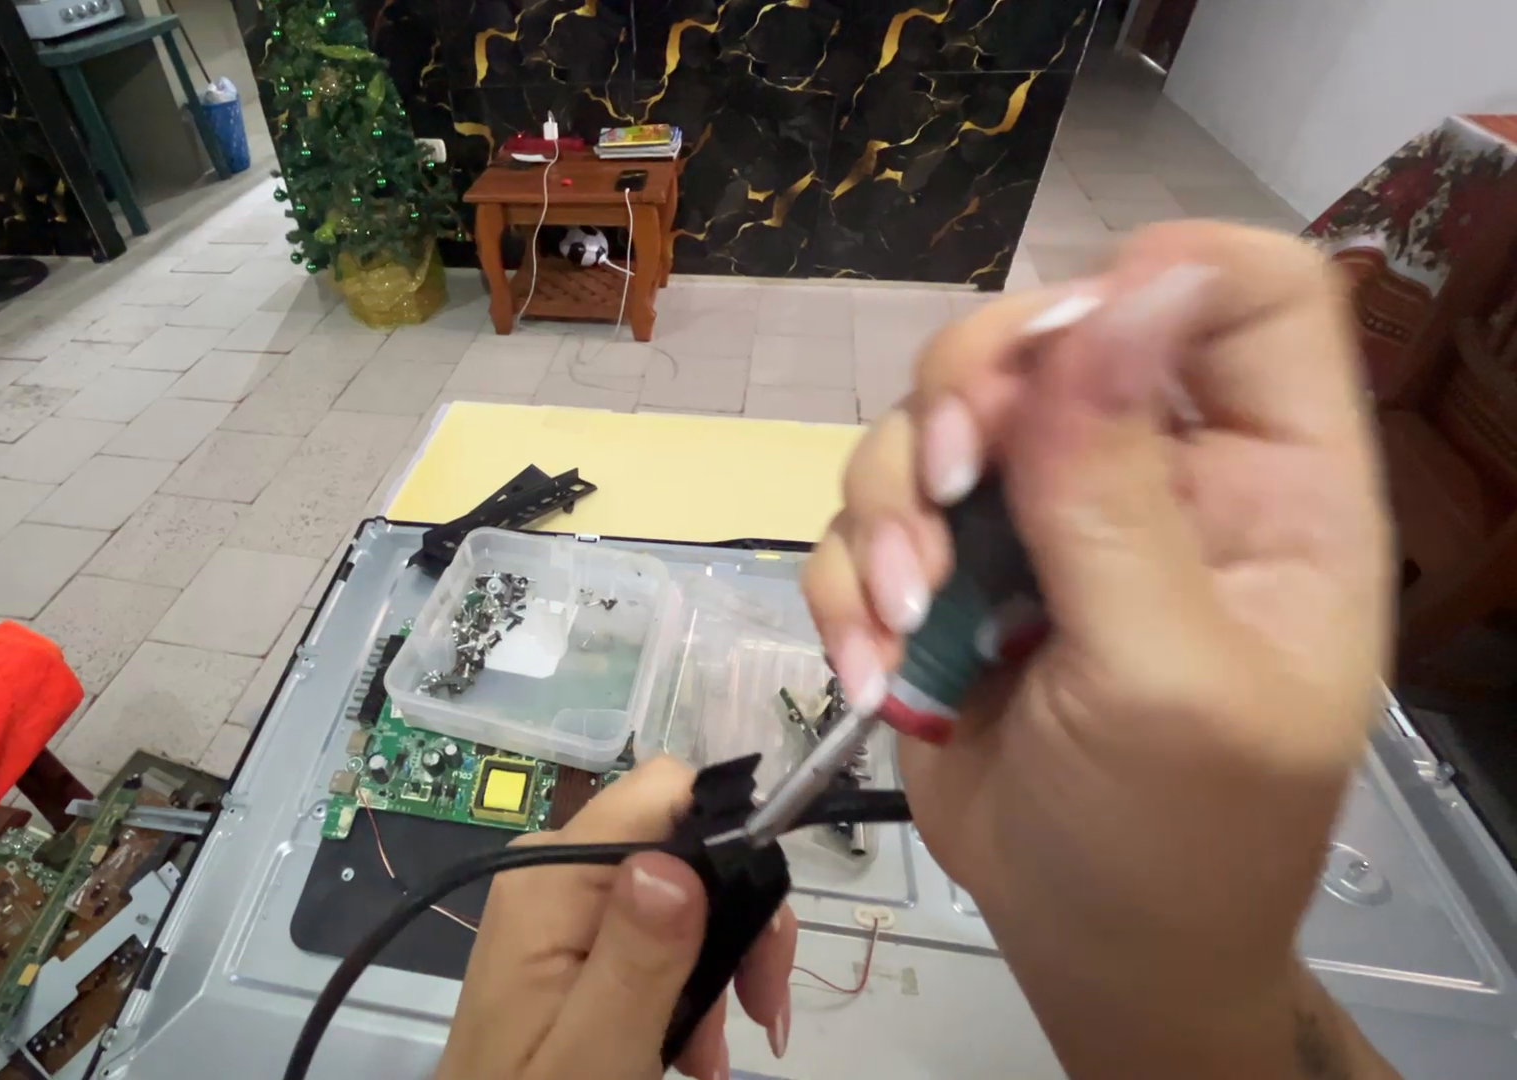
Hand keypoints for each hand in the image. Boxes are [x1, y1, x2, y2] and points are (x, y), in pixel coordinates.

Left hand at [436, 757, 794, 1079]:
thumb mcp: (594, 1050)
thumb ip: (638, 956)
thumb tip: (677, 862)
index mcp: (553, 874)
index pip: (659, 790)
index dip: (725, 830)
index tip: (764, 918)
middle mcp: (555, 861)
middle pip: (677, 839)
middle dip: (732, 915)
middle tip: (759, 1007)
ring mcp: (563, 890)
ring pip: (676, 881)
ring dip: (715, 958)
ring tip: (715, 1051)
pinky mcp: (572, 921)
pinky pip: (651, 917)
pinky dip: (685, 971)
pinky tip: (693, 1039)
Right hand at [803, 224, 1394, 1075]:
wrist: (1075, 925)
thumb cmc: (1172, 830)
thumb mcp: (1165, 673)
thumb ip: (1120, 492)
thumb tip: (1123, 294)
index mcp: (1250, 478)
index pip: (1235, 298)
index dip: (1140, 287)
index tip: (1043, 374)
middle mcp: (1118, 475)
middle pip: (1014, 347)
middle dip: (949, 417)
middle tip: (938, 497)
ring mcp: (1006, 526)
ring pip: (905, 442)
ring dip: (882, 527)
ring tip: (901, 628)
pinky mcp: (923, 579)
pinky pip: (851, 536)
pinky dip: (844, 595)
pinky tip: (870, 671)